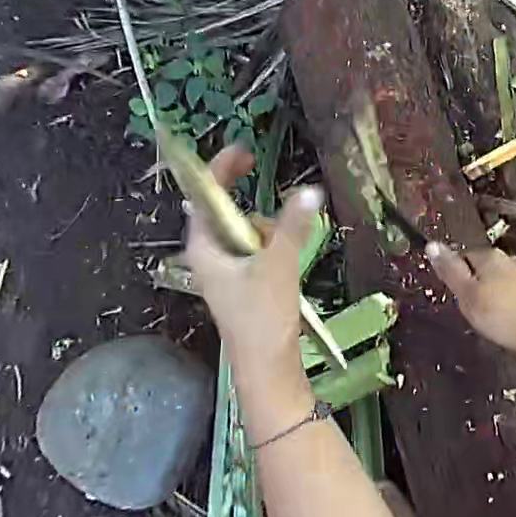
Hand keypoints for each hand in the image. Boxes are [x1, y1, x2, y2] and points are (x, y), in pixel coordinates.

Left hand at [181, 145, 323, 390]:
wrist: (267, 366)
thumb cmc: (262, 317)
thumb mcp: (278, 266)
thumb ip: (293, 227)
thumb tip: (310, 190)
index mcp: (205, 249)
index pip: (206, 198)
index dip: (220, 170)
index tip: (243, 150)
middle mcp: (211, 256)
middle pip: (229, 212)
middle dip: (254, 205)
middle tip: (274, 193)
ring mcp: (229, 270)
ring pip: (249, 232)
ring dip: (271, 230)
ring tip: (286, 255)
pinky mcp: (246, 282)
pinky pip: (259, 249)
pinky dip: (275, 247)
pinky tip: (288, 265)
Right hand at [425, 244, 515, 362]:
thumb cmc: (500, 316)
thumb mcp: (467, 294)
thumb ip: (449, 269)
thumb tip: (432, 244)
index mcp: (490, 255)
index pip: (462, 254)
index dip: (454, 276)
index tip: (456, 296)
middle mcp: (508, 259)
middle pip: (478, 268)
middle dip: (471, 286)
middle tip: (469, 309)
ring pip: (493, 281)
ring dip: (486, 296)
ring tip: (486, 318)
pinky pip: (507, 293)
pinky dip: (501, 304)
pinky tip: (502, 320)